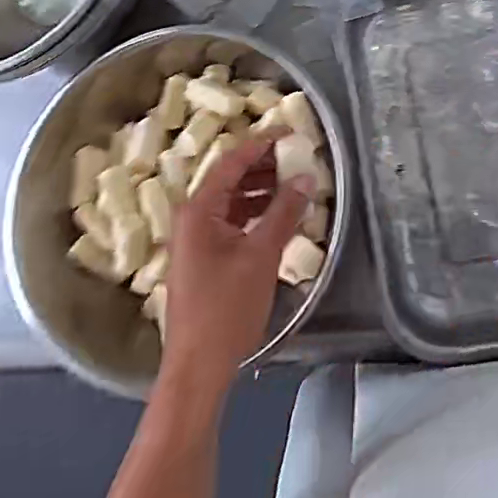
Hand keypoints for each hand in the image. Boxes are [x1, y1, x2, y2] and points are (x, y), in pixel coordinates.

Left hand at [161, 133, 309, 393]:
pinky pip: (231, 221)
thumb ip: (284, 212)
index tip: (288, 130)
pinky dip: (255, 213)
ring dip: (261, 189)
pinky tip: (279, 215)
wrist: (198, 367)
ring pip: (231, 200)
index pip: (231, 161)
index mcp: (198, 210)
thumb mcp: (261, 255)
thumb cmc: (227, 308)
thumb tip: (306, 178)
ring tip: (294, 183)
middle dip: (263, 165)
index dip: (261, 143)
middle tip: (296, 155)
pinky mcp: (205, 258)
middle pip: (229, 178)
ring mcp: (196, 240)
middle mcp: (191, 218)